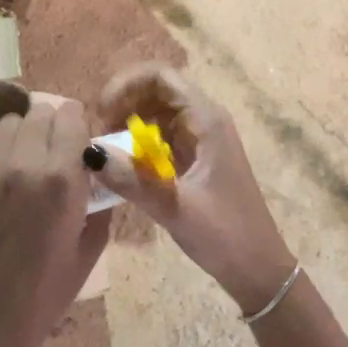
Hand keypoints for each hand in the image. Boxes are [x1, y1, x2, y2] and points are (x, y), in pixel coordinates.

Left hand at [0, 101, 110, 346]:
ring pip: (10, 121)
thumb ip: (99, 197)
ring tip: (23, 162)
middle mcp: (24, 163)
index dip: (78, 127)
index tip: (77, 144)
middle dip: (52, 128)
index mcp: (62, 179)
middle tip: (52, 155)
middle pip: (41, 112)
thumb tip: (96, 166)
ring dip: (23, 135)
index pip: (72, 115)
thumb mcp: (91, 245)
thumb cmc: (47, 289)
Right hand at [96, 65, 296, 314]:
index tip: (100, 111)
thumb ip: (132, 180)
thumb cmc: (225, 235)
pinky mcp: (195, 159)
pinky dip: (138, 143)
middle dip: (123, 103)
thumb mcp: (174, 208)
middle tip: (98, 132)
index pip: (160, 76)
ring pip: (157, 113)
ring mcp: (201, 139)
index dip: (125, 84)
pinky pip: (161, 137)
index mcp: (206, 120)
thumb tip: (89, 154)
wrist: (258, 269)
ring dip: (128, 123)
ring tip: (104, 149)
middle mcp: (204, 120)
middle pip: (156, 90)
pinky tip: (122, 165)